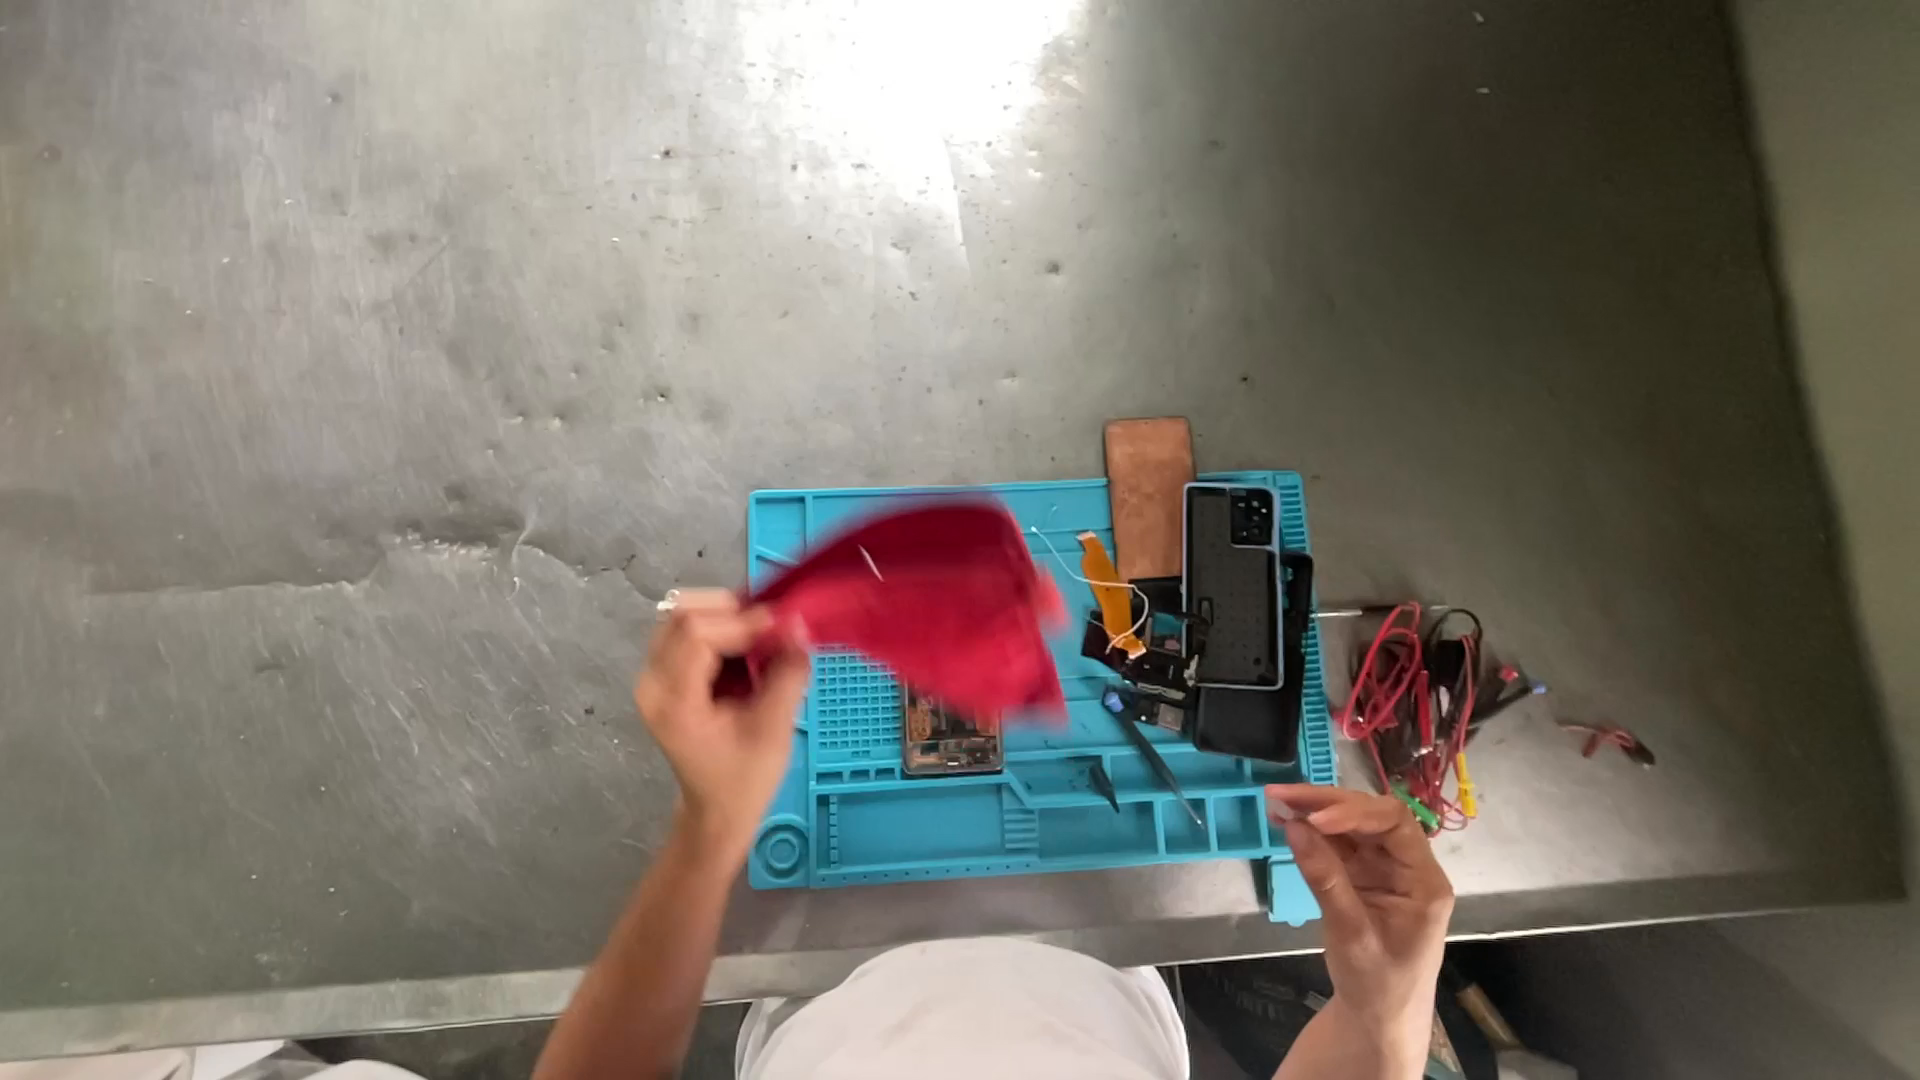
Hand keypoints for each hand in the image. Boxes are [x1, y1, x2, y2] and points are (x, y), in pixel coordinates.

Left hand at [635, 590, 810, 858]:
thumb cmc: (744, 780)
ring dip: (727, 614)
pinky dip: (722, 624)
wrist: (717, 813)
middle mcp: (653, 680)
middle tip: (773, 627)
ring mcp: (655, 675)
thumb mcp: (774, 729)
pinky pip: (690, 628)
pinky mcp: (668, 672)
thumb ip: (787, 673)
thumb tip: (798, 624)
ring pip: (684, 614)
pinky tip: (749, 644)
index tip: (783, 628)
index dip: (743, 622)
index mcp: (673, 700)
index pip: (697, 634)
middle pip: (683, 614)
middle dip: (733, 610)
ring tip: (763, 634)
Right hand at [1267, 784, 1453, 1048]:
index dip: (1354, 812)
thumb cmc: (1378, 984)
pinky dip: (1309, 829)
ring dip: (1312, 810)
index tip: (1314, 819)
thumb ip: (1325, 879)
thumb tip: (1294, 827)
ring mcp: (1381, 868)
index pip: (1394, 823)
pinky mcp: (1358, 874)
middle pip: (1368, 816)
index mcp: (1423, 881)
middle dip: (1325, 802)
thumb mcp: (1352, 935)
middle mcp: (1405, 865)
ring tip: (1276, 801)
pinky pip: (1334, 841)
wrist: (1377, 1019)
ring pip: (1348, 823)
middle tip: (1280, 795)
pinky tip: (1285, 820)